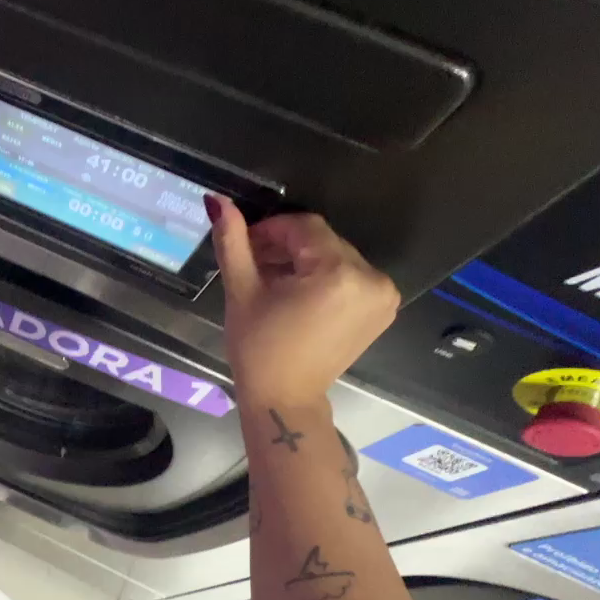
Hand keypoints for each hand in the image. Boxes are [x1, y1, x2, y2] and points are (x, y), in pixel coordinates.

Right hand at [208, 195, 400, 405]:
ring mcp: (382, 294)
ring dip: (304, 262)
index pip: (304, 227)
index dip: (271, 229)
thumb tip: (218, 201)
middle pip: (323, 242)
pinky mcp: (382, 308)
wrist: (284, 398)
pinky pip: (350, 277)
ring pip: (336, 258)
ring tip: (273, 284)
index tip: (246, 244)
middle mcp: (371, 277)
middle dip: (286, 247)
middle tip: (254, 265)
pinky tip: (296, 297)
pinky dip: (323, 279)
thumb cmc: (258, 349)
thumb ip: (233, 244)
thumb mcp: (241, 293)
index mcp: (338, 273)